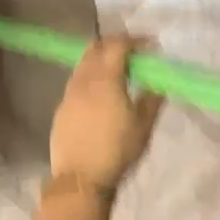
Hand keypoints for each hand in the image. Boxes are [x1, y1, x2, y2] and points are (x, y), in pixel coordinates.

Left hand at [48, 36, 164, 192]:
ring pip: (83, 64)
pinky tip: (100, 94)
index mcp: (106, 79)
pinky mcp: (61, 108)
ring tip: (117, 73)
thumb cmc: (117, 150)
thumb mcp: (144, 125)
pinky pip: (76, 81)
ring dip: (100, 60)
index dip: (135, 40)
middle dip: (114, 44)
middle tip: (132, 54)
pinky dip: (90, 77)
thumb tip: (158, 82)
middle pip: (95, 48)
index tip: (150, 46)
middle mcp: (84, 80)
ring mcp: (68, 94)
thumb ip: (152, 98)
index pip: (117, 45)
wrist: (80, 179)